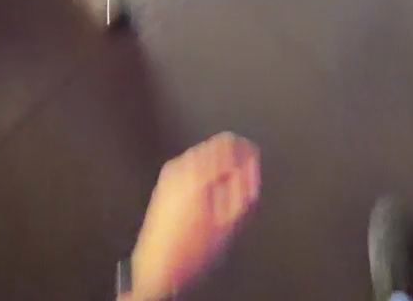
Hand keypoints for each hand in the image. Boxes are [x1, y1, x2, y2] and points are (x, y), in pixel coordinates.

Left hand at [124, 133, 261, 300]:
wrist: (158, 269)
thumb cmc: (191, 250)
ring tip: (227, 190)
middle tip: (243, 179)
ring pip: (205, 152)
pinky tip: (210, 192)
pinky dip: (206, 170)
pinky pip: (193, 163)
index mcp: (199, 172)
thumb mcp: (226, 223)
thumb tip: (251, 170)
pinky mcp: (165, 181)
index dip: (247, 152)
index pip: (230, 143)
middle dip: (234, 159)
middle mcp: (182, 166)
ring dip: (220, 165)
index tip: (254, 164)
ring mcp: (171, 172)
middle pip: (217, 144)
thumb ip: (243, 190)